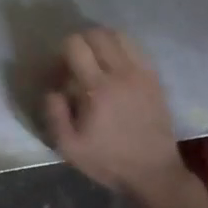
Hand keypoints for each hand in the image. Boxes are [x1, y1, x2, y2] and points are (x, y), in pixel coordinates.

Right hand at [44, 28, 187, 203]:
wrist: (153, 172)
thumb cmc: (108, 160)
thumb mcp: (68, 146)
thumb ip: (54, 113)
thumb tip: (52, 89)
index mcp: (97, 88)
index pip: (75, 45)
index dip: (62, 51)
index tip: (60, 69)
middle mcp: (121, 74)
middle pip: (97, 34)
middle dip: (81, 41)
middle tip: (75, 62)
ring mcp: (142, 74)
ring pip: (119, 36)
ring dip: (102, 41)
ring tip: (95, 59)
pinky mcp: (155, 79)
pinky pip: (137, 48)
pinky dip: (122, 48)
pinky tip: (115, 66)